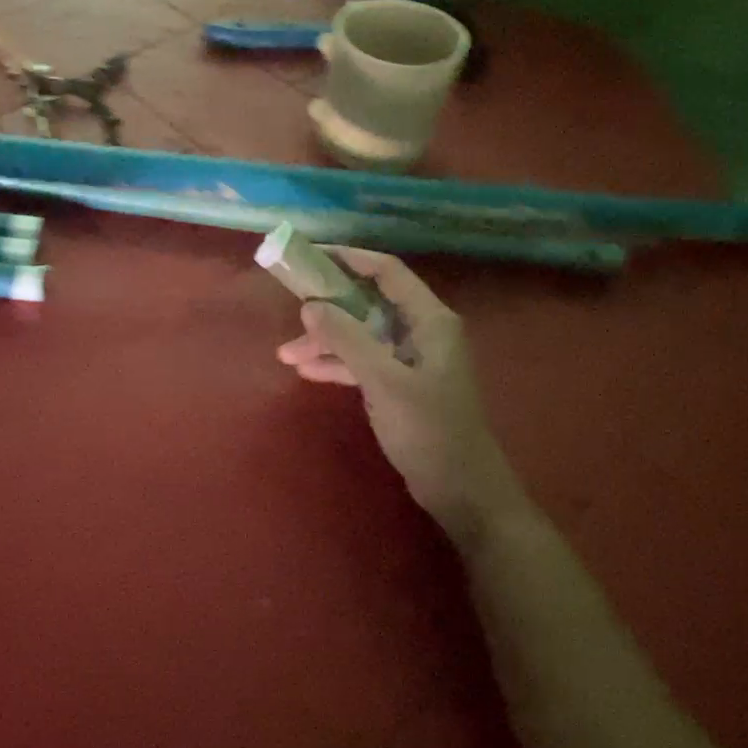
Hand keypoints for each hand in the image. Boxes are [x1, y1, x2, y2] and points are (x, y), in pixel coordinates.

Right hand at [276, 248, 518, 529]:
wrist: (462, 490)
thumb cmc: (430, 430)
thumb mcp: (384, 381)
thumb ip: (347, 339)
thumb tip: (309, 305)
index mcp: (430, 320)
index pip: (387, 272)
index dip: (349, 258)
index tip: (309, 256)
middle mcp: (421, 332)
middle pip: (369, 302)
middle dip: (329, 306)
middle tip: (290, 306)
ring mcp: (410, 360)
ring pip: (361, 335)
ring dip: (326, 341)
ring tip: (285, 355)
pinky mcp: (400, 386)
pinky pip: (363, 362)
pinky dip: (337, 364)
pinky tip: (307, 372)